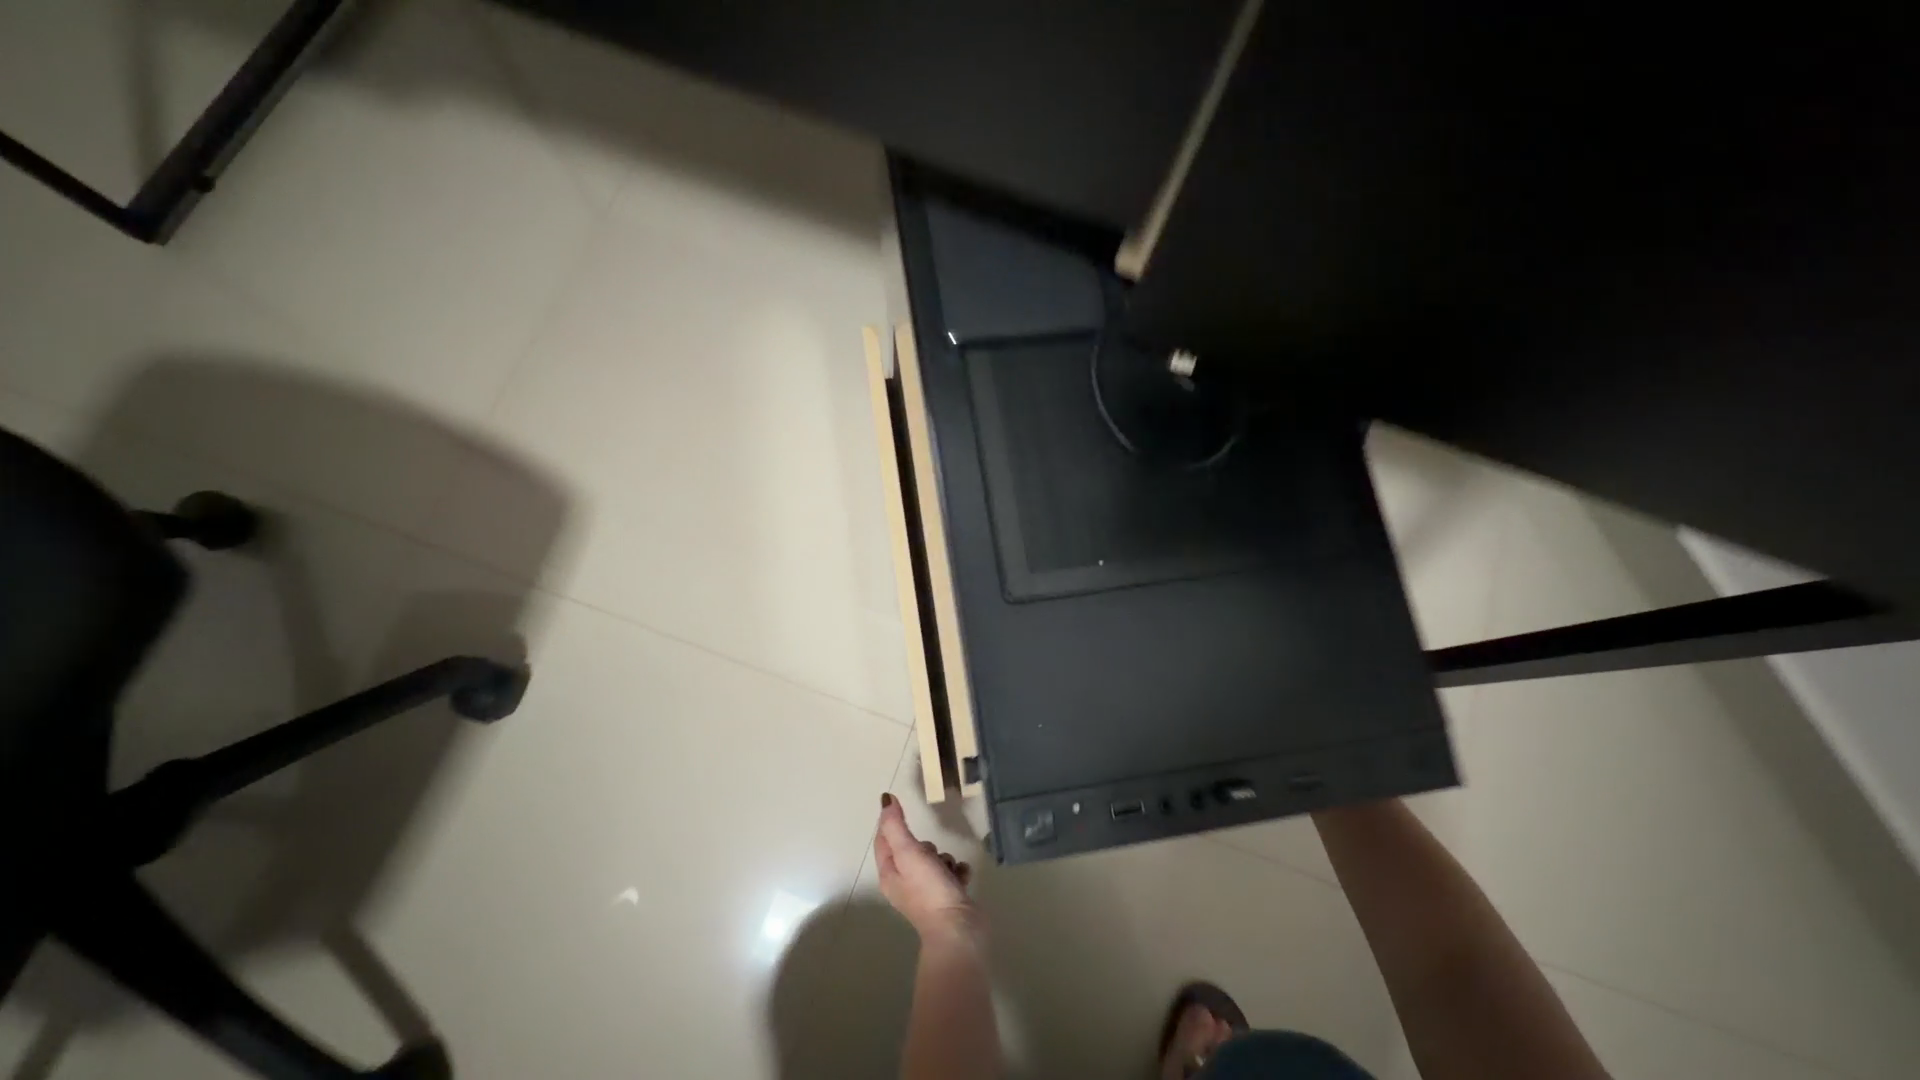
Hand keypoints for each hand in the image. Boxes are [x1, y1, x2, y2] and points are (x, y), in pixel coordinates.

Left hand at [875, 793, 979, 942]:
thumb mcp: (908, 853)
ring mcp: (927, 891)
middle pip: (912, 850)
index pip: (884, 841)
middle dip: (925, 845)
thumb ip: (896, 826)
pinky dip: (958, 871)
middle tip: (929, 852)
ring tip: (949, 868)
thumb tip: (885, 799)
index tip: (900, 806)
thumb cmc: (929, 890)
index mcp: (890, 874)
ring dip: (945, 858)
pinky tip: (962, 877)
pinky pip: (952, 873)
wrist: (958, 930)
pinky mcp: (948, 897)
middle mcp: (905, 883)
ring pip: (935, 860)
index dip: (889, 822)